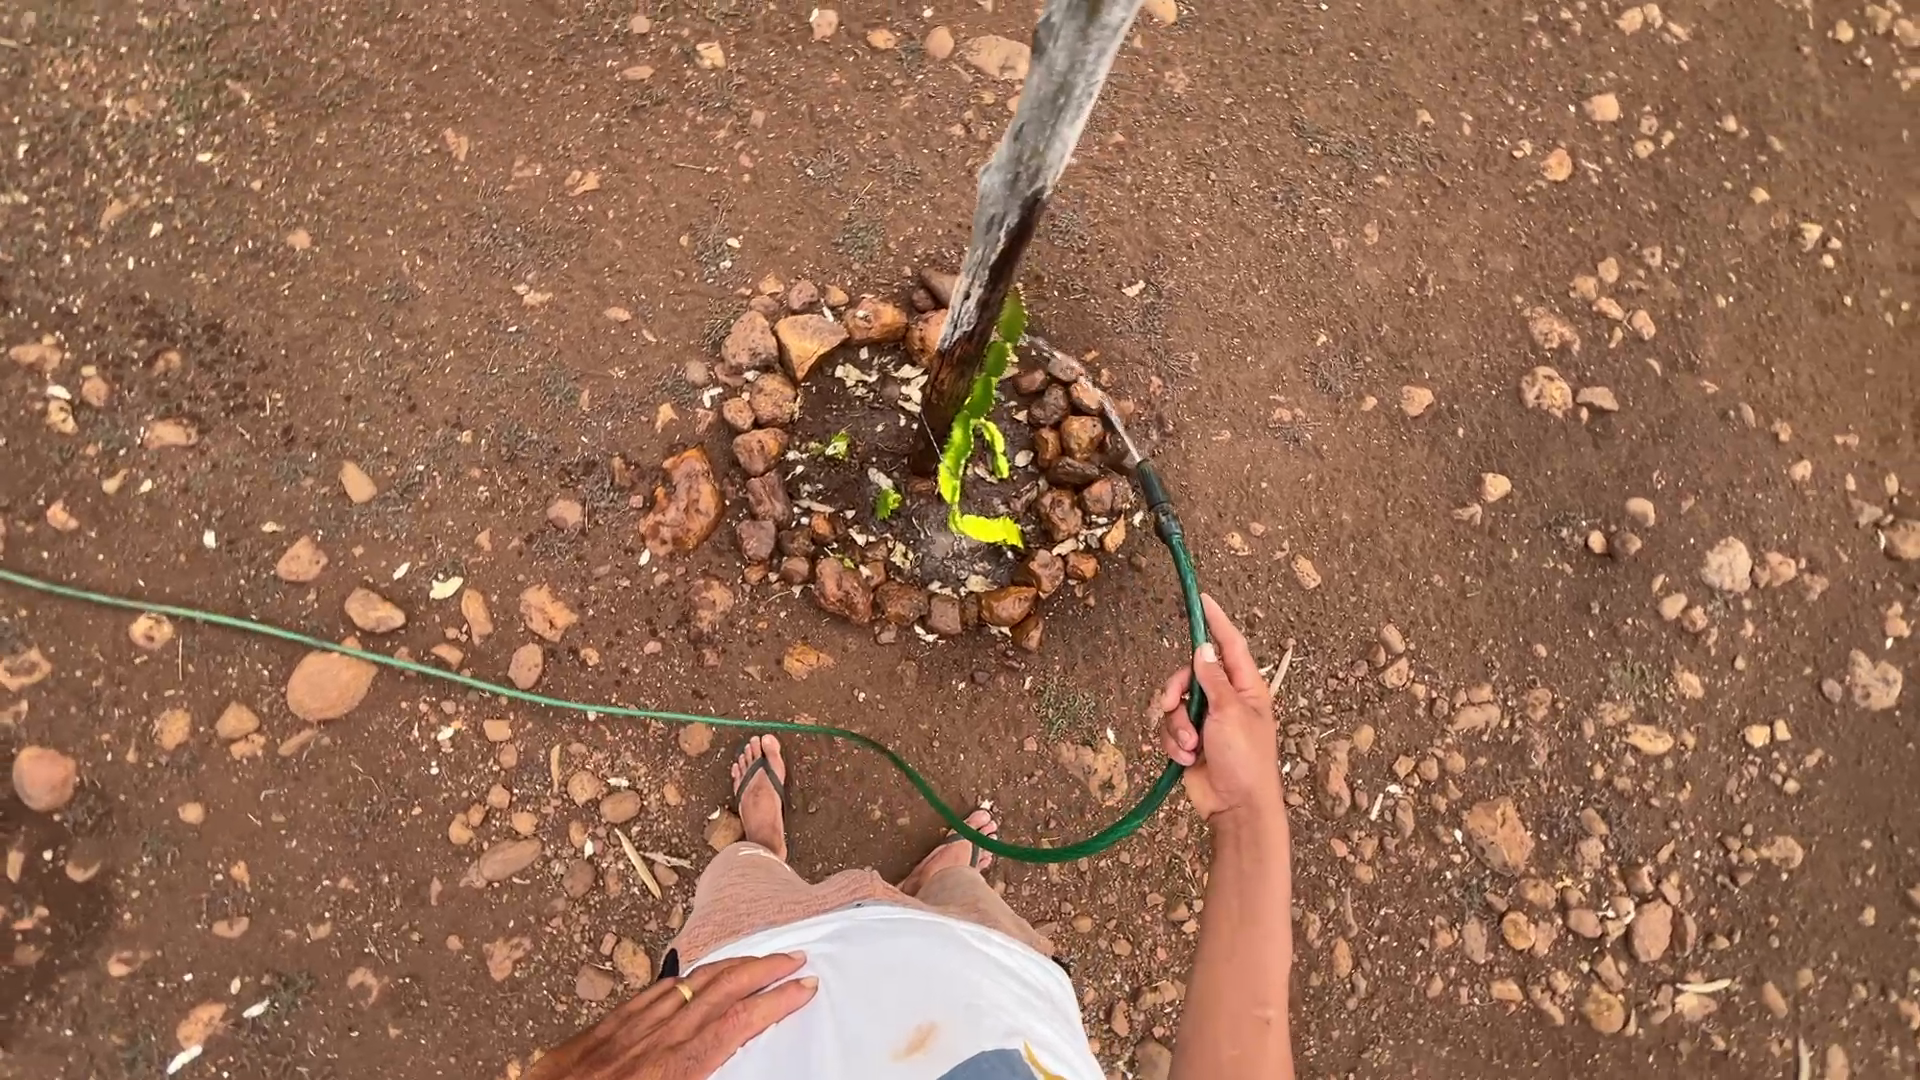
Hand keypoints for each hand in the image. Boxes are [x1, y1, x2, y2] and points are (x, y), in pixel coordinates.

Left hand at [528, 953, 817, 1079]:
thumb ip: (692, 1074)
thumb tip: (727, 1047)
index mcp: (667, 1075)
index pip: (735, 1025)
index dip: (775, 1002)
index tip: (805, 986)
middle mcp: (646, 1046)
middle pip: (717, 991)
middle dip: (761, 969)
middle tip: (795, 958)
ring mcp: (617, 1036)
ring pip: (685, 985)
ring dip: (728, 968)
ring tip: (757, 959)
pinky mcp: (589, 1037)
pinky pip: (645, 997)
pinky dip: (679, 981)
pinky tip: (690, 977)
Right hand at [1155, 594, 1281, 822]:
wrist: (1235, 808)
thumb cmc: (1245, 760)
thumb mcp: (1230, 713)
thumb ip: (1213, 679)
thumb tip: (1203, 650)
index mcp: (1245, 688)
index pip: (1229, 645)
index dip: (1216, 621)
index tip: (1202, 599)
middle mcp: (1224, 699)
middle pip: (1188, 674)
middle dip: (1175, 691)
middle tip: (1170, 704)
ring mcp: (1206, 721)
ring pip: (1173, 703)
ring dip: (1175, 725)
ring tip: (1188, 746)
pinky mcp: (1189, 740)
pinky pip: (1167, 727)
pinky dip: (1172, 742)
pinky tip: (1186, 759)